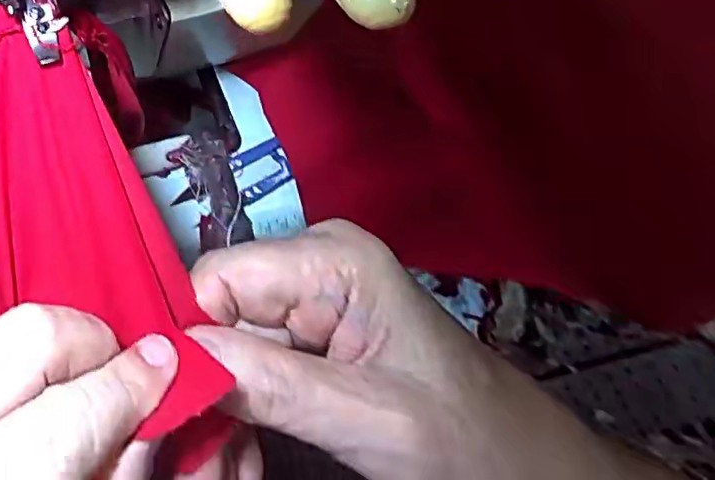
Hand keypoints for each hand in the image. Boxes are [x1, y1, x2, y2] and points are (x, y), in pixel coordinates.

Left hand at [0, 303, 179, 479]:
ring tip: (37, 399)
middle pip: (38, 330)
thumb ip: (112, 468)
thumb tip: (151, 401)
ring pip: (5, 320)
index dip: (133, 380)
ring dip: (37, 353)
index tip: (162, 363)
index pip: (79, 406)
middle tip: (108, 371)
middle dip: (89, 342)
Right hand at [186, 220, 674, 479]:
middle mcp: (310, 256)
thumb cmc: (471, 444)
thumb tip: (180, 356)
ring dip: (228, 386)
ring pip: (230, 329)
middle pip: (222, 302)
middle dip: (214, 368)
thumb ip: (274, 384)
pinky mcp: (310, 318)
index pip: (221, 275)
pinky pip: (253, 346)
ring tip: (236, 448)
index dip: (196, 331)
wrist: (534, 470)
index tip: (186, 396)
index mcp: (330, 257)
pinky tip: (254, 429)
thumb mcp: (373, 421)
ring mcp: (309, 287)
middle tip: (214, 441)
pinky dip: (247, 391)